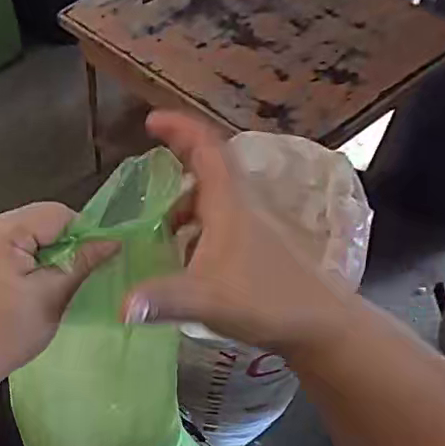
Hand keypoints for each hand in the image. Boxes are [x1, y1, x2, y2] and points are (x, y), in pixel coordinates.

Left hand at [0, 202, 116, 388]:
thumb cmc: (7, 334)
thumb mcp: (51, 297)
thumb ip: (82, 262)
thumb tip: (113, 241)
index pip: (55, 213)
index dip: (82, 233)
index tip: (95, 262)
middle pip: (39, 220)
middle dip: (63, 244)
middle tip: (74, 277)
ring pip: (27, 236)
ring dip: (47, 255)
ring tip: (54, 285)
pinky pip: (11, 249)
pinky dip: (30, 262)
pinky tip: (34, 288)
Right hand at [125, 111, 359, 353]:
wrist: (320, 325)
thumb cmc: (267, 302)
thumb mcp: (207, 300)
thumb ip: (164, 299)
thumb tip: (123, 306)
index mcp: (229, 206)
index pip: (206, 149)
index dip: (180, 128)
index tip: (152, 120)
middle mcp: (242, 210)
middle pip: (209, 173)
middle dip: (177, 171)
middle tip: (148, 187)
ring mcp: (254, 231)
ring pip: (214, 203)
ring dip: (186, 208)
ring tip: (162, 232)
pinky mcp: (259, 252)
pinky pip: (221, 227)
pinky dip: (199, 233)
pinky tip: (188, 262)